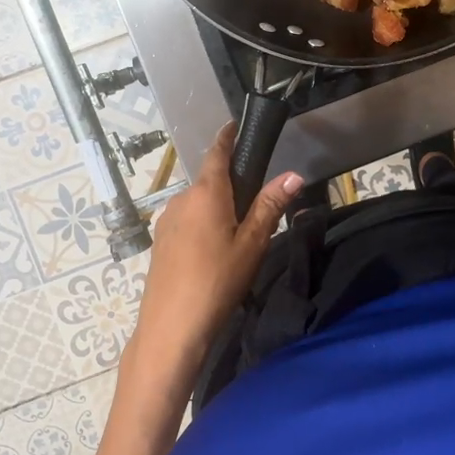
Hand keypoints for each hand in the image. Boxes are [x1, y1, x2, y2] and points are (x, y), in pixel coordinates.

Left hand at [132, 123, 302, 364]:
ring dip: (217, 209)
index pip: (217, 153)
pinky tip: (214, 254)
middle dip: (230, 185)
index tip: (236, 125)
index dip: (227, 138)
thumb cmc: (218, 281)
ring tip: (239, 236)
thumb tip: (294, 174)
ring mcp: (166, 221)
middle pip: (210, 181)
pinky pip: (187, 222)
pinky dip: (203, 226)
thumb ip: (270, 205)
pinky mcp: (160, 243)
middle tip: (257, 206)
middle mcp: (181, 199)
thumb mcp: (253, 244)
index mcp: (206, 192)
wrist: (171, 329)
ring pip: (198, 204)